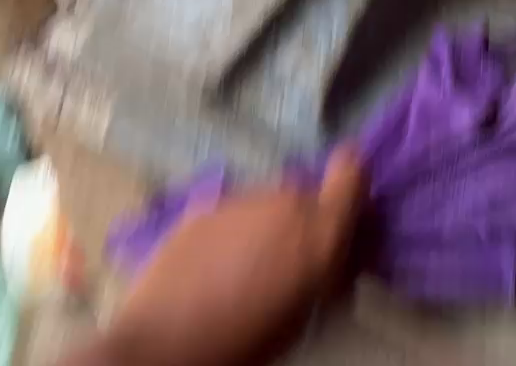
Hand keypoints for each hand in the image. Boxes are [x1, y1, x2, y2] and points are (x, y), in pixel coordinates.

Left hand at [93, 150, 365, 365]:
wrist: (163, 345)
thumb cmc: (246, 340)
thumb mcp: (304, 315)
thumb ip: (327, 273)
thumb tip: (339, 257)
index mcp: (320, 228)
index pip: (352, 169)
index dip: (352, 182)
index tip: (345, 208)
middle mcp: (286, 199)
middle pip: (307, 190)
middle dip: (305, 216)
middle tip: (289, 256)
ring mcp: (243, 196)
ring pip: (269, 199)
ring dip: (267, 222)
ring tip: (245, 265)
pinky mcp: (205, 203)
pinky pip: (234, 210)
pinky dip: (233, 229)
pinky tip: (213, 266)